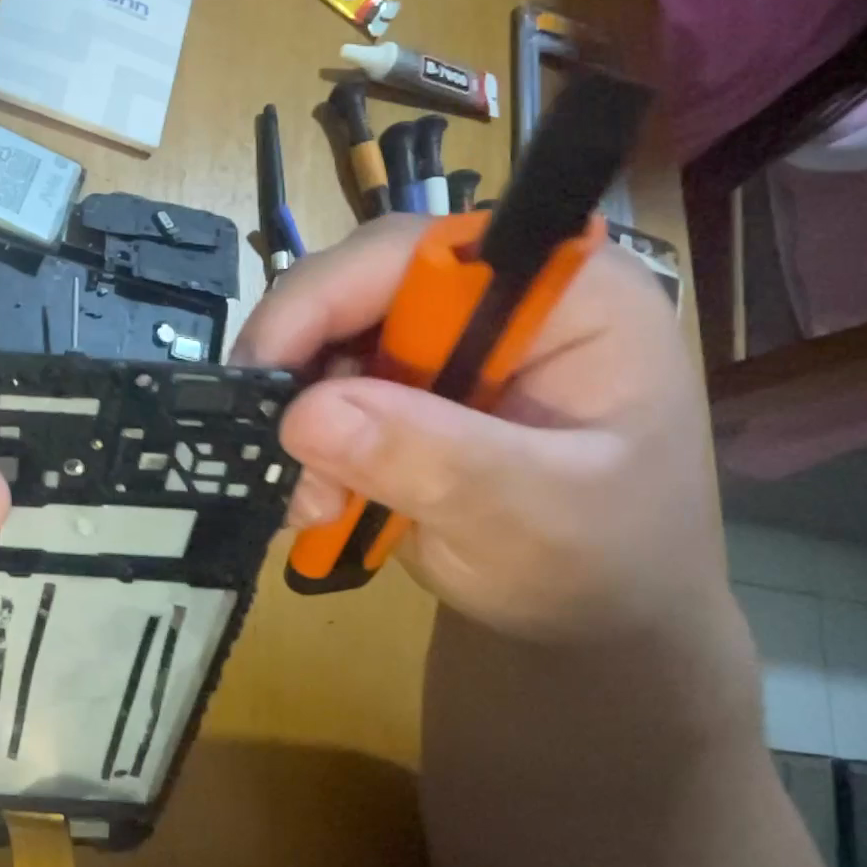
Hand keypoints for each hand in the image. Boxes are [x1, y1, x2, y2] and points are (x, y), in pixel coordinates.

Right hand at [238, 215, 729, 643]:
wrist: (587, 614)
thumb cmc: (599, 563)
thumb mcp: (529, 516)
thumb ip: (431, 461)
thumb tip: (306, 415)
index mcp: (563, 299)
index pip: (427, 252)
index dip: (332, 293)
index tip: (266, 366)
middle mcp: (490, 306)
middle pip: (356, 288)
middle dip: (300, 366)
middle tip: (268, 443)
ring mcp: (437, 350)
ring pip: (320, 345)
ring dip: (294, 423)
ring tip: (314, 502)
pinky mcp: (396, 394)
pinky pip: (315, 397)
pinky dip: (297, 448)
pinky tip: (316, 502)